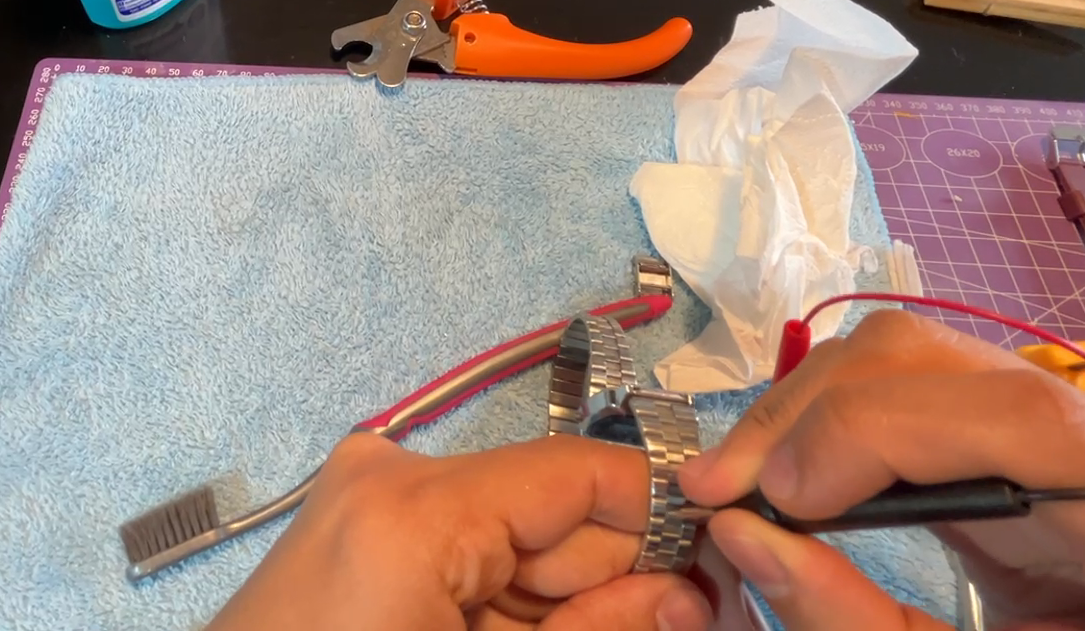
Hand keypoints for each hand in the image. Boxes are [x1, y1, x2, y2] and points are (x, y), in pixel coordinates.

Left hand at [207, 432, 713, 630]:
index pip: (566, 471)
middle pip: (540, 500)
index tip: (722, 548)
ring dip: (565, 584)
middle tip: (687, 616)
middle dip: (616, 563)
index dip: (654, 503)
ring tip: (579, 623)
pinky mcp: (361, 514)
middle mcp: (390, 470)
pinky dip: (509, 586)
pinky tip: (527, 623)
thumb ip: (599, 630)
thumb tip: (687, 593)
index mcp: (417, 509)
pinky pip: (464, 538)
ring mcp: (369, 487)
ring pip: (506, 522)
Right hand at [678, 309, 1084, 629]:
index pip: (1025, 420)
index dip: (878, 434)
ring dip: (797, 410)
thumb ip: (869, 626)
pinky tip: (789, 471)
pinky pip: (896, 389)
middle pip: (929, 360)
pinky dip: (822, 421)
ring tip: (741, 478)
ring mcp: (1066, 426)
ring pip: (896, 355)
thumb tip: (737, 531)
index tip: (781, 498)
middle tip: (722, 486)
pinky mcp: (1013, 435)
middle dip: (806, 415)